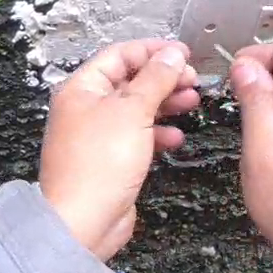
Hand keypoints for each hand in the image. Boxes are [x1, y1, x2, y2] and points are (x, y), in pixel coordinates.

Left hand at [39, 40, 199, 259]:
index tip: (182, 52)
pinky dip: (157, 133)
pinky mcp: (109, 159)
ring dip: (165, 103)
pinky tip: (175, 137)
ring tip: (191, 101)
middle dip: (163, 77)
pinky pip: (137, 137)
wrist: (83, 221)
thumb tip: (172, 54)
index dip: (152, 50)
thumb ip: (155, 79)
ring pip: (136, 108)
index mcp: (81, 88)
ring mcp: (97, 135)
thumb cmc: (96, 165)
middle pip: (129, 81)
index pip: (119, 55)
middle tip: (191, 79)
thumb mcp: (132, 110)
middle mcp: (85, 108)